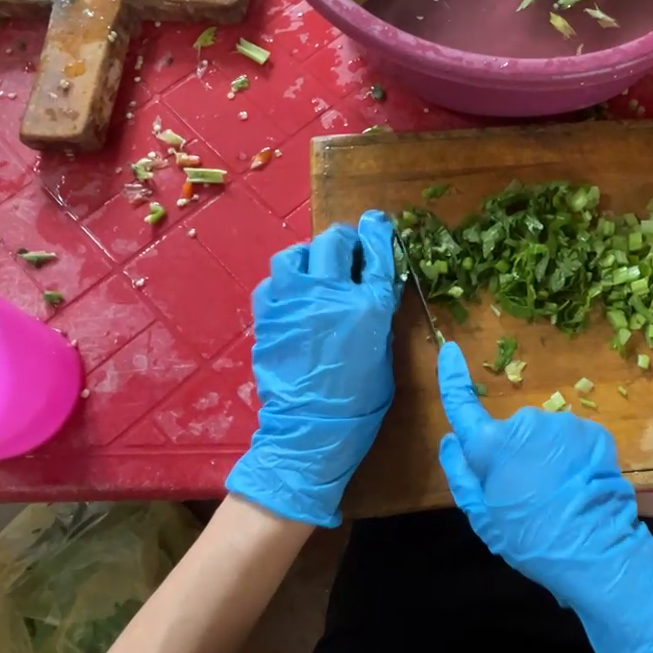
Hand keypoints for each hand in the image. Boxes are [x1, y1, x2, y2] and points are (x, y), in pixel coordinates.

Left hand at [227, 211, 397, 527]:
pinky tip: (293, 293)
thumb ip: (379, 314)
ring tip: (316, 265)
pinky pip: (272, 283)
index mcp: (369, 306)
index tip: (378, 222)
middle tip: (348, 249)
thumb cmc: (360, 400)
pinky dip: (285, 282)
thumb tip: (376, 287)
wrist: (311, 430)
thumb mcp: (384, 352)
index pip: (376, 254)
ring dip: (309, 255)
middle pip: (334, 242)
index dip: (379, 233)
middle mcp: (330, 295)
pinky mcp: (268, 316)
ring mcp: (294, 303)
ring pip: (296, 254)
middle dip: (344, 239)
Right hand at [435, 343, 652, 652]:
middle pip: (512, 432)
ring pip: (545, 436)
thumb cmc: (530, 539)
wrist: (595, 552)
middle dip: (516, 453)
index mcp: (492, 444)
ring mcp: (563, 424)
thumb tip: (450, 439)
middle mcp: (526, 422)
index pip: (462, 403)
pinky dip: (573, 458)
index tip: (449, 349)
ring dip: (547, 456)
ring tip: (558, 496)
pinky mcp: (594, 431)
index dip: (452, 376)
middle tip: (526, 493)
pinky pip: (573, 440)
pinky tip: (579, 486)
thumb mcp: (483, 517)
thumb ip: (461, 474)